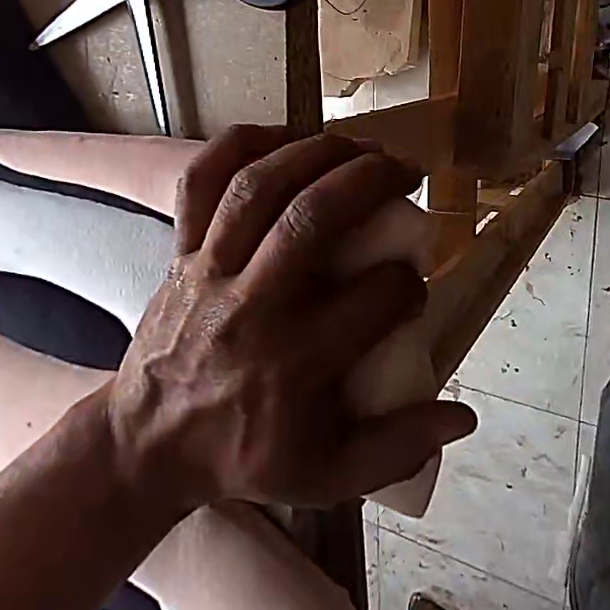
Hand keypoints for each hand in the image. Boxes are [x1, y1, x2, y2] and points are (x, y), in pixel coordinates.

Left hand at [103, 125, 477, 511]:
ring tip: (360, 145)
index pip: (374, 300)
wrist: (146, 446)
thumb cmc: (243, 457)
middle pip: (313, 218)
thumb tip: (463, 418)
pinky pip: (201, 182)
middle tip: (406, 172)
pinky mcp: (179, 251)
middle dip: (371, 181)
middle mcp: (251, 306)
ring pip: (260, 188)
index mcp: (294, 363)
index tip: (414, 283)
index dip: (409, 283)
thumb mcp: (326, 475)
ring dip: (317, 152)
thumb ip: (397, 449)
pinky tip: (284, 135)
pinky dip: (240, 145)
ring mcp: (208, 271)